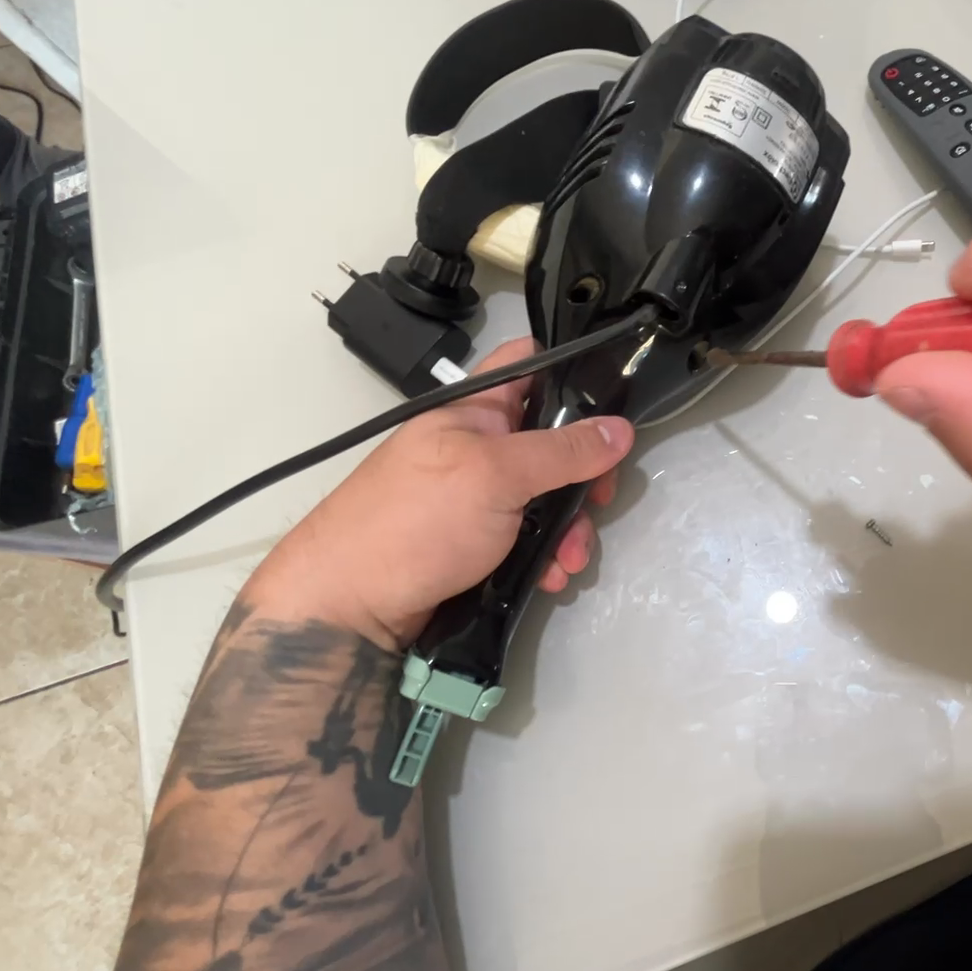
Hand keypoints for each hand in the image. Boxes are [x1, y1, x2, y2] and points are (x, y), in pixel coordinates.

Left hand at [242, 338, 633, 650]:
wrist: (349, 608)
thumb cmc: (416, 522)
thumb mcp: (496, 476)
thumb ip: (563, 451)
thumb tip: (622, 429)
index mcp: (476, 409)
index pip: (530, 362)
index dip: (572, 367)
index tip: (611, 399)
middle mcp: (481, 444)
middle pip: (555, 440)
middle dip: (585, 475)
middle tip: (600, 500)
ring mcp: (479, 493)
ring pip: (548, 494)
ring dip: (570, 527)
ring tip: (569, 561)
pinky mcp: (480, 538)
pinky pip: (530, 533)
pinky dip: (547, 552)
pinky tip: (549, 575)